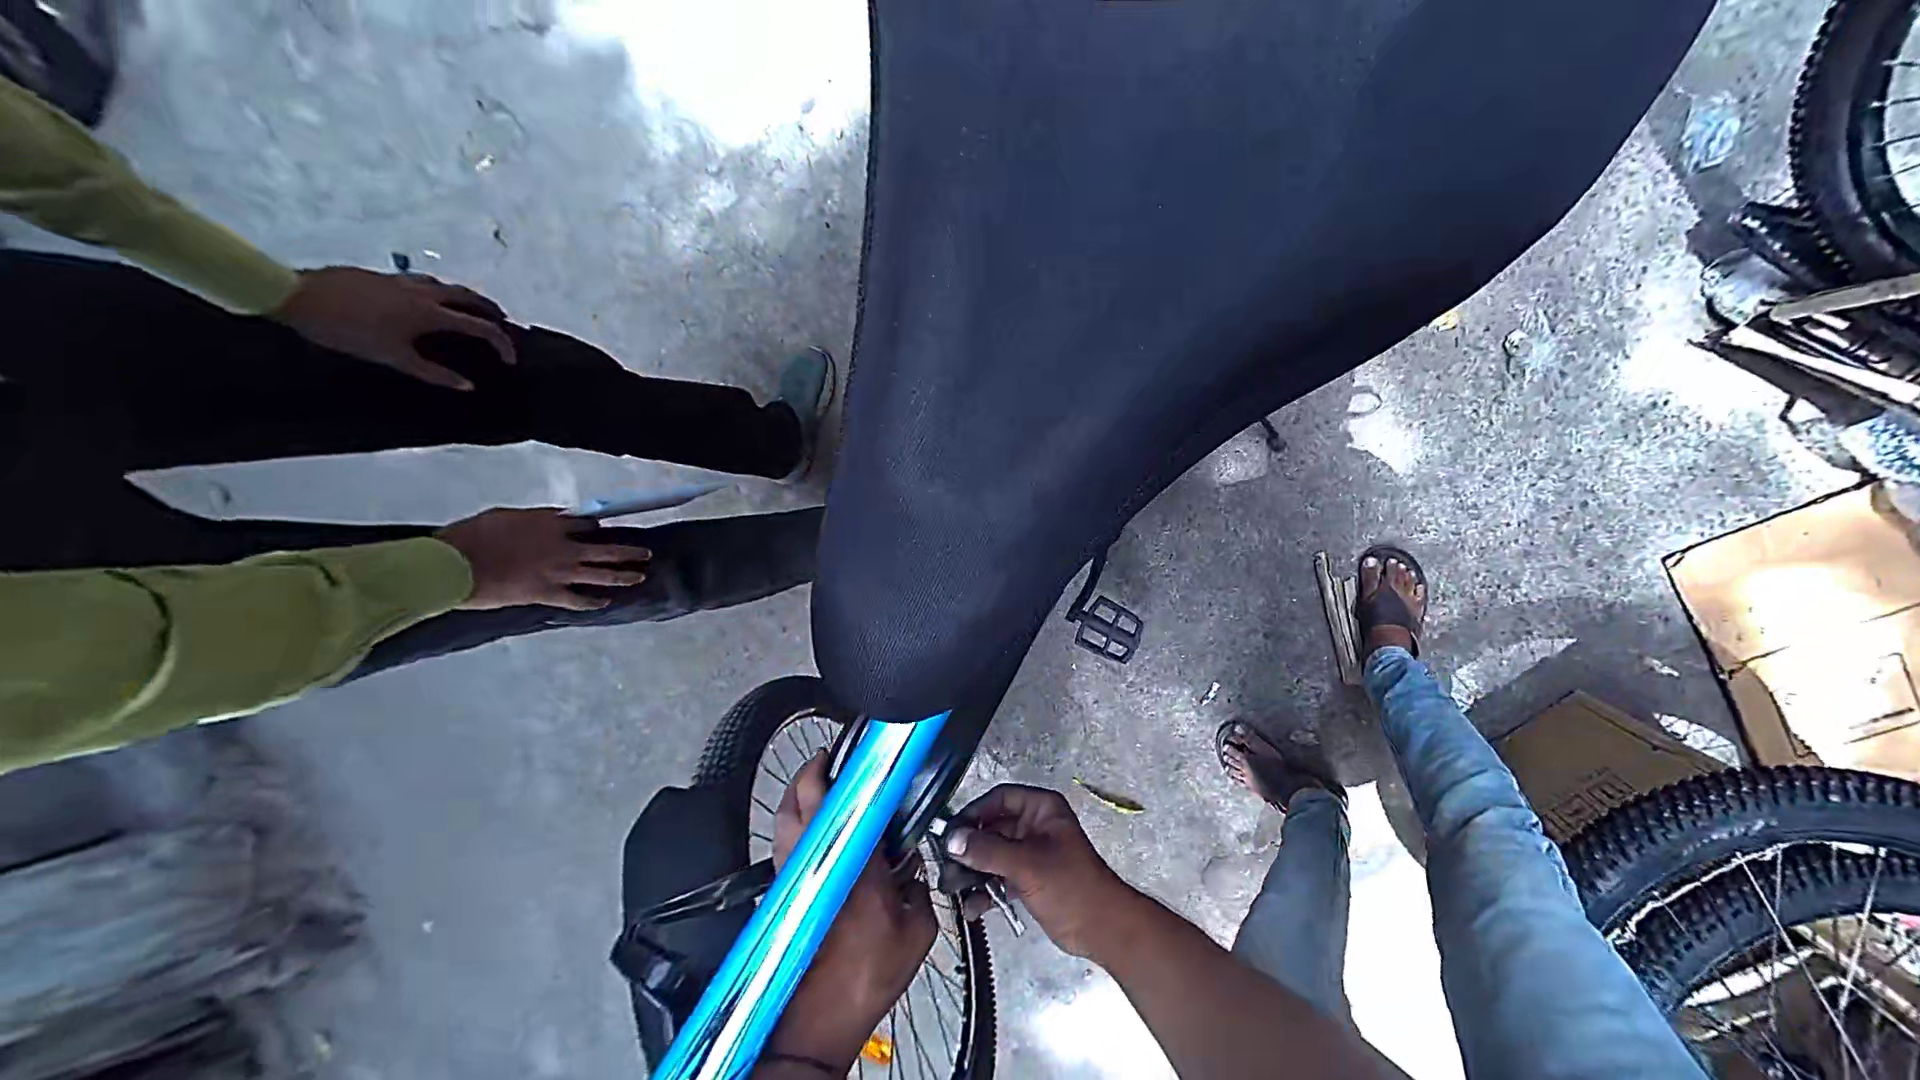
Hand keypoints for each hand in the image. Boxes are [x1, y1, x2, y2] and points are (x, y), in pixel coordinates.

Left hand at [271, 267, 517, 389]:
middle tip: (501, 320)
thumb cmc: (348, 331)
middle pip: (469, 296)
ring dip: (463, 296)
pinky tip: (424, 300)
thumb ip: (433, 373)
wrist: (294, 295)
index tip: (509, 359)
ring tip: (467, 308)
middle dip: (490, 309)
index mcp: (430, 314)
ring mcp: (400, 281)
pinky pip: (420, 282)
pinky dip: (435, 292)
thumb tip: (468, 386)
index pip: (480, 327)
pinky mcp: (379, 276)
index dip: (501, 343)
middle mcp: (422, 293)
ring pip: (444, 284)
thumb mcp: (393, 358)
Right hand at [434, 508, 649, 610]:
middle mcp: (563, 547)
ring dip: (624, 576)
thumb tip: (549, 519)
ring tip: (640, 576)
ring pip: (602, 574)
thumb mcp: (504, 516)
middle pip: (606, 549)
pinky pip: (578, 599)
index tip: (604, 530)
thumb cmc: (470, 536)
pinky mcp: (548, 593)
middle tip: (646, 554)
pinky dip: (593, 602)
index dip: (597, 527)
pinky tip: (604, 603)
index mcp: (550, 523)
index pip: (586, 524)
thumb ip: (532, 518)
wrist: (454, 564)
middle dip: (629, 552)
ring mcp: (559, 571)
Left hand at [765, 754, 936, 1071]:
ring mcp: (792, 875)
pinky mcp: (783, 892)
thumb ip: (920, 888)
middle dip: (810, 773)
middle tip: (829, 763)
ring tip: (821, 790)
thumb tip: (912, 871)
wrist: (816, 1021)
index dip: (836, 767)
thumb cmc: (861, 979)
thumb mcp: (917, 930)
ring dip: (799, 798)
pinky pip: (783, 845)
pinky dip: (796, 827)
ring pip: (784, 820)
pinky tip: (817, 836)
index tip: (853, 751)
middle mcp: (814, 860)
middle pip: (796, 799)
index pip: (832, 798)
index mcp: (852, 860)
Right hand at [943, 784, 1137, 958]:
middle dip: (968, 849)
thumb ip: (988, 850)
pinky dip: (983, 890)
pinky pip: (997, 876)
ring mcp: (1029, 853)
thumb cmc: (1071, 886)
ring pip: (991, 854)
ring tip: (951, 890)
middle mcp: (1033, 825)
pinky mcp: (1026, 878)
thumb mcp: (1027, 865)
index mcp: (1041, 809)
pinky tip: (971, 907)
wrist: (1103, 930)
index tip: (950, 833)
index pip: (999, 799)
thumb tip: (951, 839)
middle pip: (991, 828)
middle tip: (945, 867)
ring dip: (971, 872)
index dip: (974, 813)